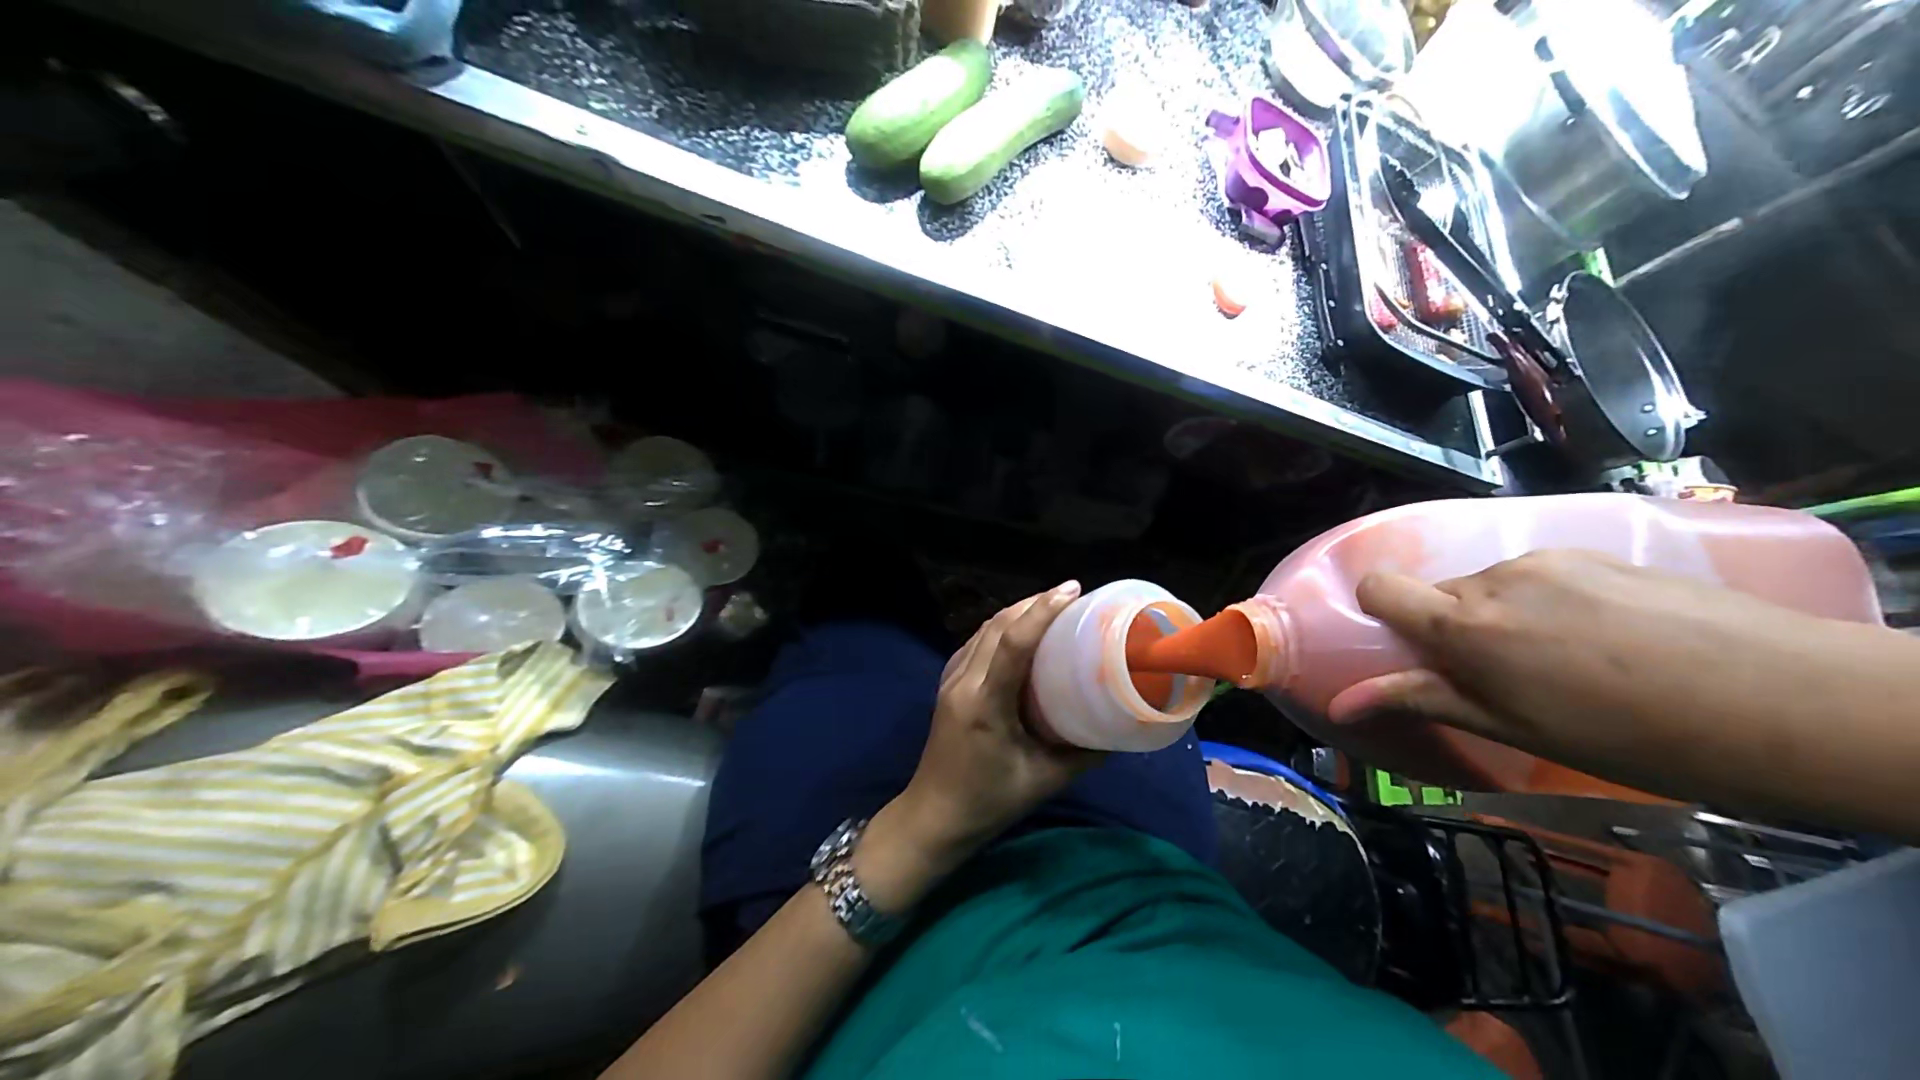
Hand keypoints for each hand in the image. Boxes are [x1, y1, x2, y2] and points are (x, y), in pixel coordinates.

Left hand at [858, 582, 1101, 906]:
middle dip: (1034, 604)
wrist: (933, 816)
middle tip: (1072, 597)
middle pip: (997, 626)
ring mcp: (950, 681)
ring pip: (983, 630)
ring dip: (1016, 612)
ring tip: (1052, 608)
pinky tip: (1021, 632)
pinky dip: (1000, 629)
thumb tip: (1121, 727)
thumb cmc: (990, 802)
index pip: (1013, 643)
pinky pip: (975, 643)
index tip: (1072, 591)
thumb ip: (1085, 753)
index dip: (1042, 611)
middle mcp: (963, 683)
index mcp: (985, 705)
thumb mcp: (1046, 781)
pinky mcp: (947, 684)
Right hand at [1331, 549, 1905, 810]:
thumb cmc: (1633, 734)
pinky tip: (1607, 639)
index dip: (1377, 609)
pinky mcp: (1600, 553)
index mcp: (1466, 624)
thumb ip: (1424, 700)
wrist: (1792, 702)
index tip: (1404, 643)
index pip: (1379, 587)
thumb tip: (1343, 703)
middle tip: (1501, 675)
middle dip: (1451, 626)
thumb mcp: (1515, 727)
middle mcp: (1496, 578)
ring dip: (1502, 616)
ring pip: (1492, 585)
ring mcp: (1551, 560)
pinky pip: (1541, 574)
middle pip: (1439, 592)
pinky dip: (1548, 602)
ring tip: (1566, 661)